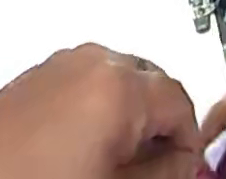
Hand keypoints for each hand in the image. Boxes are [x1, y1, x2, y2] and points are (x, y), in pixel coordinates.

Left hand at [0, 44, 200, 178]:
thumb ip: (162, 174)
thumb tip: (185, 163)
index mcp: (116, 83)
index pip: (181, 100)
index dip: (187, 144)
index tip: (181, 173)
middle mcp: (89, 59)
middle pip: (151, 81)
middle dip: (158, 124)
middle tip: (152, 172)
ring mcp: (60, 62)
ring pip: (119, 80)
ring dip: (128, 116)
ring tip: (113, 164)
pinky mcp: (38, 73)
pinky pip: (87, 81)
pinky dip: (97, 109)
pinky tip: (81, 152)